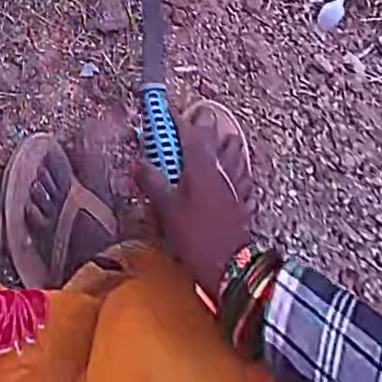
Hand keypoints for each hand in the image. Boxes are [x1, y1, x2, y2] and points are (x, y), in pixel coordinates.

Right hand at [135, 116, 252, 298]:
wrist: (234, 271)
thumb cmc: (197, 235)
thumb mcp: (166, 208)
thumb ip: (151, 181)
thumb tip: (138, 163)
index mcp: (200, 164)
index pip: (188, 130)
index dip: (174, 118)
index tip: (162, 110)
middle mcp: (220, 168)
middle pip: (214, 136)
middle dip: (201, 124)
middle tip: (187, 122)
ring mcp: (235, 185)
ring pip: (233, 153)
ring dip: (222, 144)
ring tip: (213, 142)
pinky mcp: (243, 202)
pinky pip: (242, 177)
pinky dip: (236, 170)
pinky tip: (232, 175)